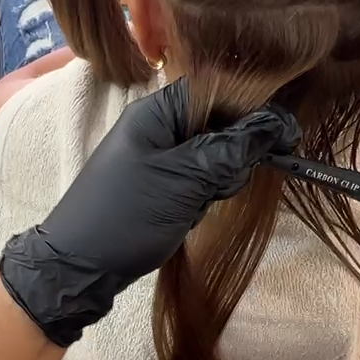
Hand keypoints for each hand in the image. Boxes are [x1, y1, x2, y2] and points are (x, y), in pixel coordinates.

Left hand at [0, 79, 297, 345]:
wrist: (78, 269)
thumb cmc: (127, 217)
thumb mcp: (185, 180)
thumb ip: (232, 150)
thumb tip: (279, 123)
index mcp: (157, 111)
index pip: (219, 91)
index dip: (253, 111)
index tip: (282, 139)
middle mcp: (156, 127)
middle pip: (218, 125)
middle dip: (231, 155)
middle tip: (220, 185)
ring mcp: (155, 159)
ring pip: (211, 157)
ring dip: (217, 181)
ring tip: (198, 204)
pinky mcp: (157, 187)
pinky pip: (195, 181)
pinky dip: (201, 197)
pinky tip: (190, 215)